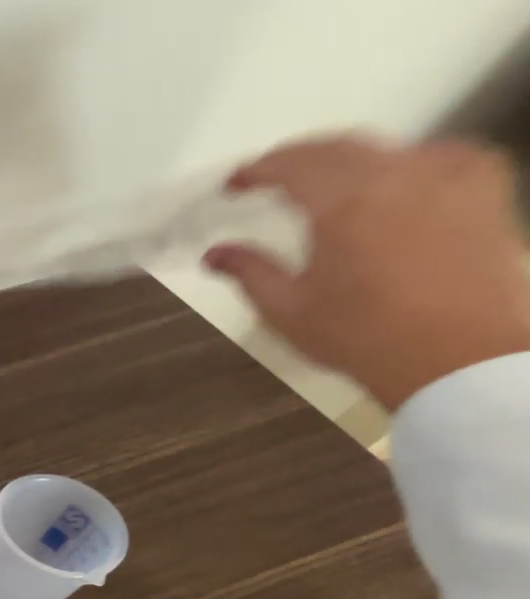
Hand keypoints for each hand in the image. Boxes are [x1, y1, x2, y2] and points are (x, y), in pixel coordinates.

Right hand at [204, 135, 529, 408]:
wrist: (455, 351)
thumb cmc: (359, 333)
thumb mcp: (287, 308)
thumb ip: (250, 272)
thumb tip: (214, 253)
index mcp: (345, 203)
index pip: (294, 165)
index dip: (259, 169)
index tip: (236, 183)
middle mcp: (399, 176)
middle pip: (340, 148)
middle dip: (299, 157)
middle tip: (270, 176)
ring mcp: (449, 178)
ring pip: (388, 149)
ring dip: (347, 160)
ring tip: (324, 182)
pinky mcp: (483, 190)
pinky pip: (438, 157)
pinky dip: (404, 162)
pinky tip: (393, 183)